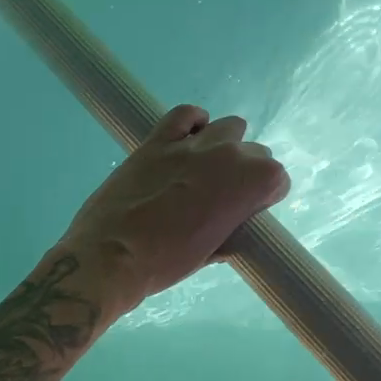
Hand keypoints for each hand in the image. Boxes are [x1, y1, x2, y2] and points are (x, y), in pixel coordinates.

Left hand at [58, 104, 290, 309]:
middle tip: (207, 198)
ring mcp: (192, 146)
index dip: (254, 199)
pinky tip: (181, 140)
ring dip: (217, 146)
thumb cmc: (161, 264)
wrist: (106, 260)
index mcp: (258, 182)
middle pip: (250, 154)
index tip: (234, 213)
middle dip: (235, 174)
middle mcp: (232, 155)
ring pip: (225, 129)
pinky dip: (188, 122)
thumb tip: (228, 231)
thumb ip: (227, 231)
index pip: (274, 181)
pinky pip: (182, 115)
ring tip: (194, 172)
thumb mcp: (209, 253)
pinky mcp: (154, 145)